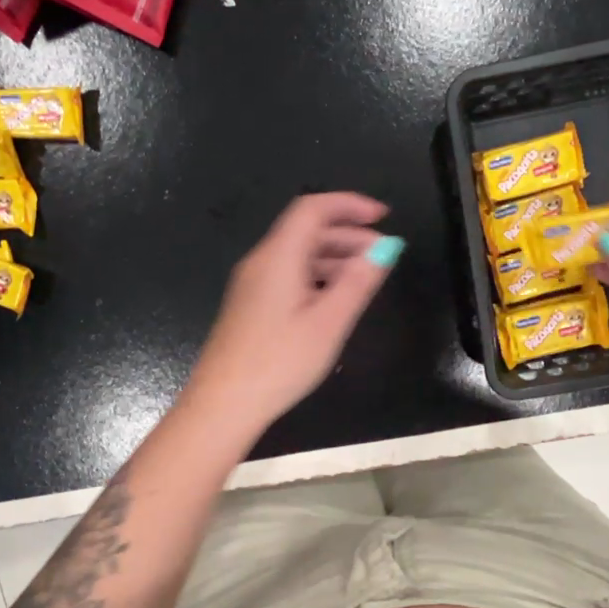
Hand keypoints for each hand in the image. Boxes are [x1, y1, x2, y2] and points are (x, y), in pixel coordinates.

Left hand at [184, 193, 402, 433]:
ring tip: (365, 278)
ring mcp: (252, 285)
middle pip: (306, 231)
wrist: (224, 403)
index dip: (349, 204)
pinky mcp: (250, 307)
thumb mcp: (328, 323)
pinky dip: (317, 276)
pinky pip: (288, 276)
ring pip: (297, 255)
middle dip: (347, 234)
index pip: (313, 208)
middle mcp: (261, 262)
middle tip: (383, 253)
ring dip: (334, 257)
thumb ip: (357, 282)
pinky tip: (335, 300)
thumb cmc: (280, 362)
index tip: (383, 217)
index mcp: (278, 256)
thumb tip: (384, 248)